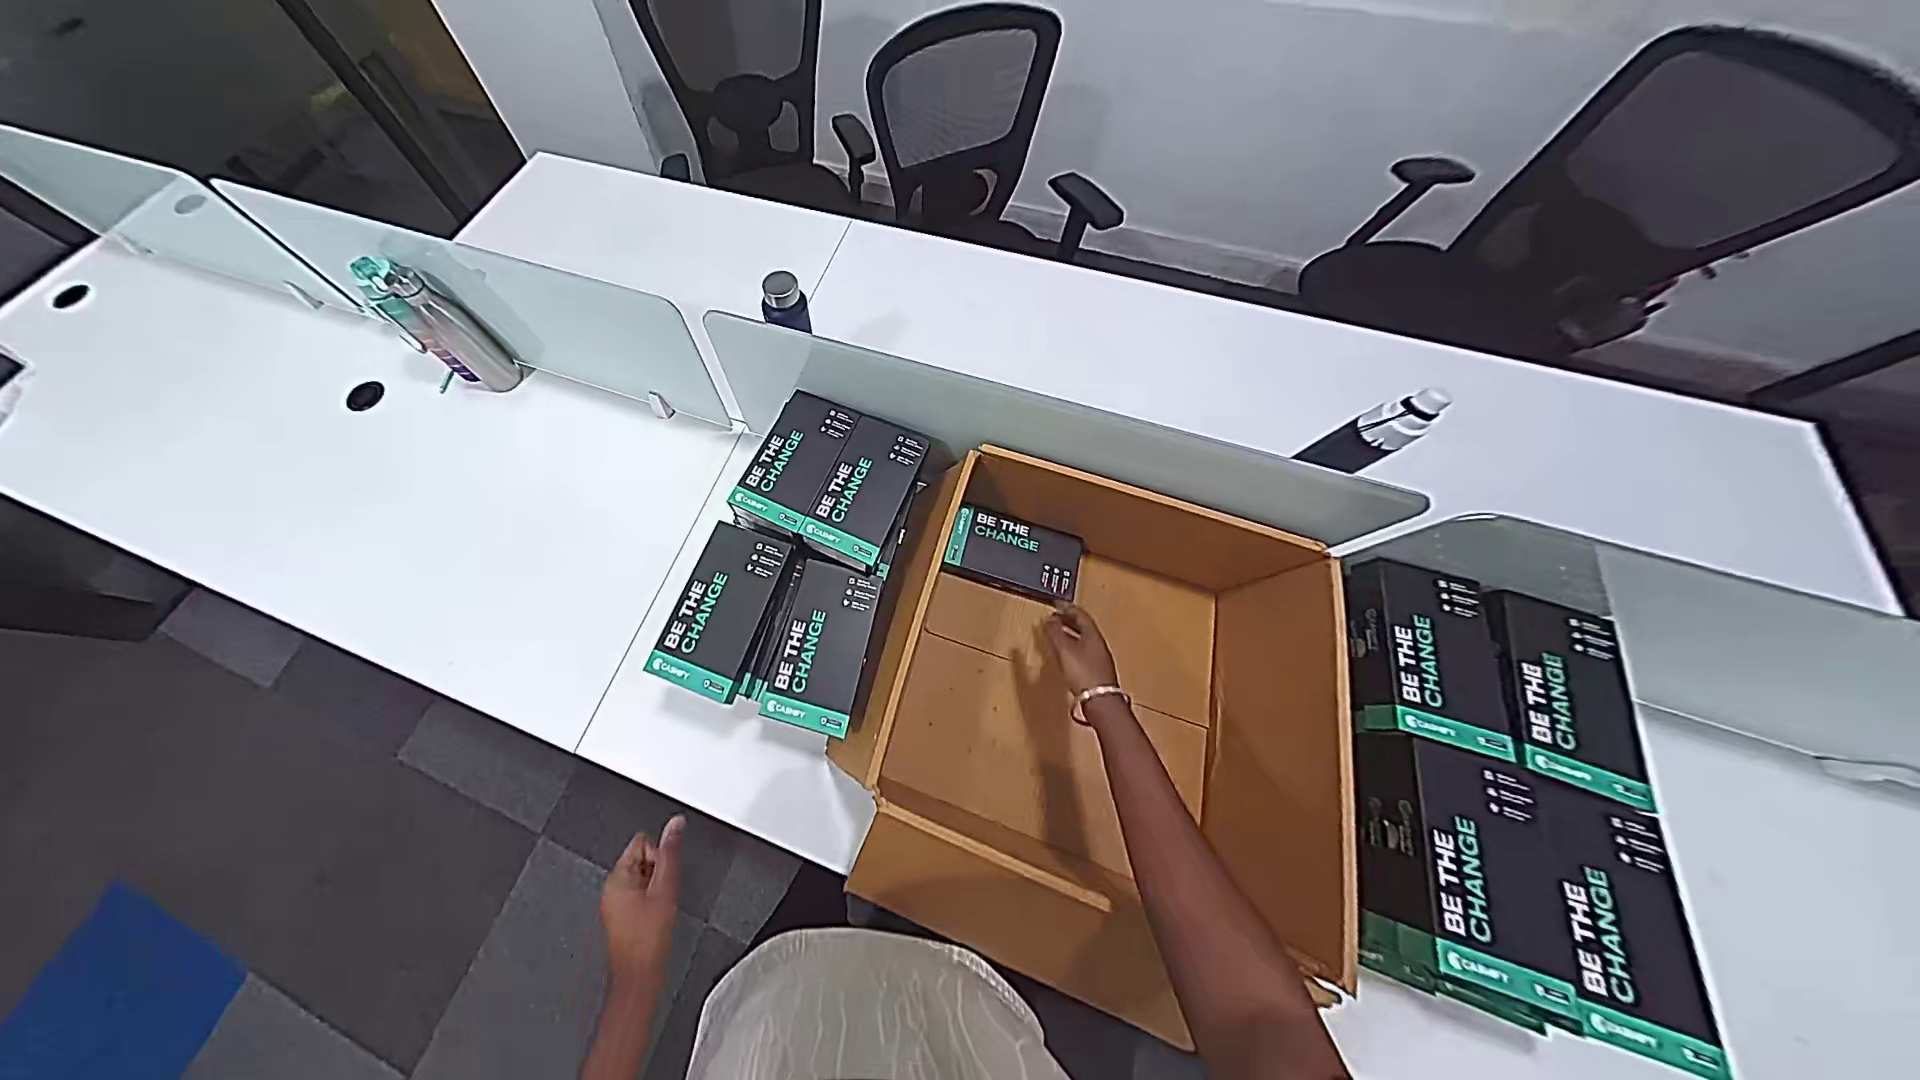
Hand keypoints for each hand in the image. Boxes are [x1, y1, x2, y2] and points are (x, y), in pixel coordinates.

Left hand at [600, 816, 683, 987]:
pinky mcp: (619, 914)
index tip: (663, 876)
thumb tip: (675, 823)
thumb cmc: (648, 937)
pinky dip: (650, 900)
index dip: (660, 855)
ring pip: (643, 877)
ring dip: (655, 887)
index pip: (643, 842)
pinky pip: (639, 894)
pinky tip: (654, 916)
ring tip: (659, 907)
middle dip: (658, 872)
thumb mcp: (666, 887)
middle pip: (643, 859)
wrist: (640, 974)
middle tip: (662, 894)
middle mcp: (610, 887)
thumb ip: (671, 851)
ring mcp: (613, 902)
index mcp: (617, 877)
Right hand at [1044, 603, 1118, 695]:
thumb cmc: (1082, 673)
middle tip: (1056, 617)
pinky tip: (1067, 653)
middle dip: (1069, 620)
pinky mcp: (1098, 670)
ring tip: (1058, 633)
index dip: (1068, 608)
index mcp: (1093, 635)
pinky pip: (1085, 650)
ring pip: (1084, 638)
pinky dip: (1074, 645)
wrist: (1100, 701)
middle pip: (1084, 626)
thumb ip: (1055, 633)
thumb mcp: (1064, 650)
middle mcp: (1099, 644)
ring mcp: (1100, 657)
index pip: (1081, 615)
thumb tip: (1050, 620)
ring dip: (1071, 633)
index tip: (1057, 604)